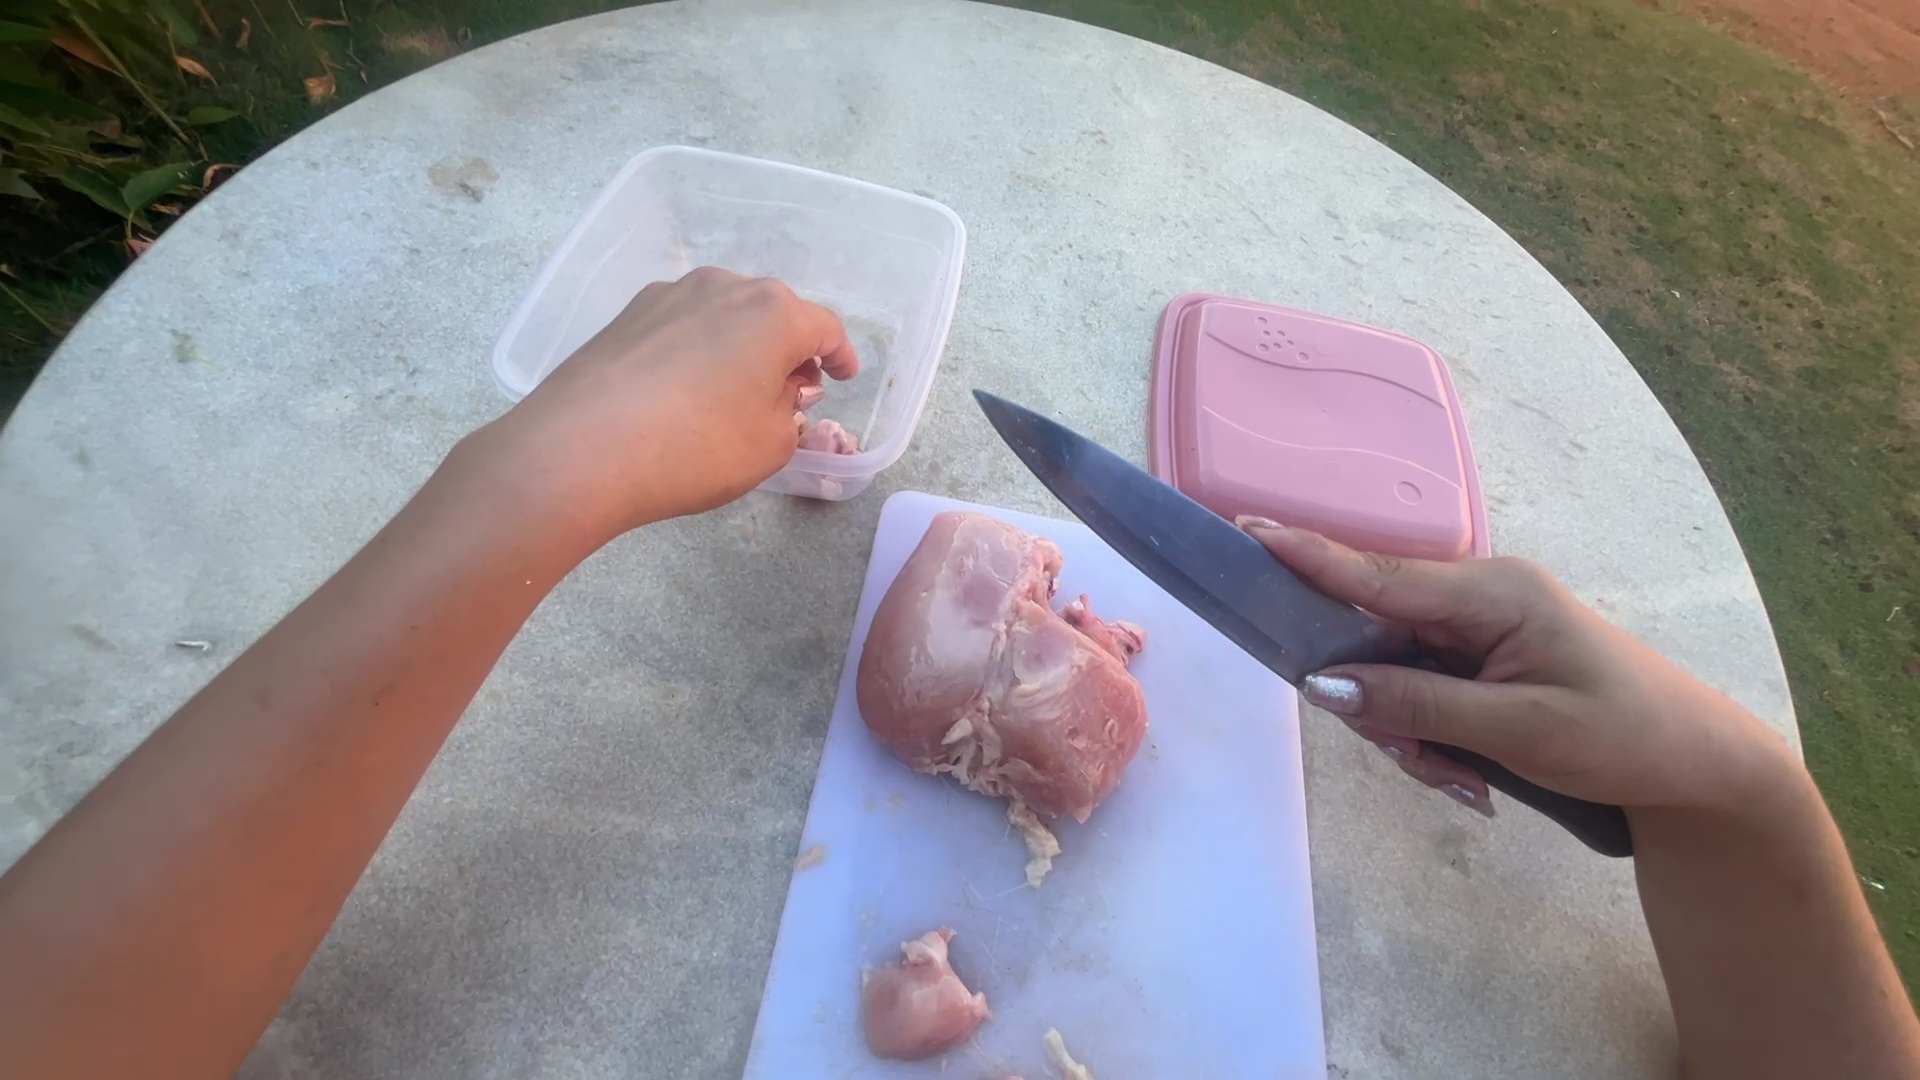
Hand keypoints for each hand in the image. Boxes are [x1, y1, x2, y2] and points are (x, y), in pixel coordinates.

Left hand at [468, 267, 858, 537]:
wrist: (581, 450)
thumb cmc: (698, 448)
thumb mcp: (771, 444)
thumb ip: (789, 410)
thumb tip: (777, 388)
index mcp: (774, 314)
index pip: (825, 329)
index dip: (841, 356)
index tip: (844, 377)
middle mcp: (725, 288)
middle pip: (775, 314)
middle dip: (792, 350)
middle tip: (793, 390)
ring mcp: (670, 295)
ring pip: (728, 315)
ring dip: (746, 346)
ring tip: (740, 390)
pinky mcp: (628, 314)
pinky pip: (687, 325)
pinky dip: (704, 349)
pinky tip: (691, 388)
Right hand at [1237, 518, 1799, 818]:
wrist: (1704, 773)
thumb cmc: (1628, 740)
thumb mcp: (1521, 730)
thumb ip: (1416, 703)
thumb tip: (1320, 685)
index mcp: (1488, 592)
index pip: (1376, 574)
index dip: (1307, 556)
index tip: (1247, 532)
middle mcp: (1469, 597)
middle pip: (1368, 634)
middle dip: (1375, 699)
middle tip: (1418, 757)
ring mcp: (1467, 627)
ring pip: (1382, 668)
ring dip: (1403, 726)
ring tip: (1459, 773)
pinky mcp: (1469, 656)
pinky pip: (1408, 685)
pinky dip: (1420, 730)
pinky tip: (1463, 767)